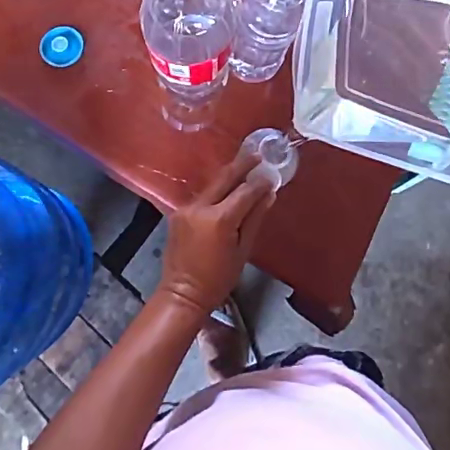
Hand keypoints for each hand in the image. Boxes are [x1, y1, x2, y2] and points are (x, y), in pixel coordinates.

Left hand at [156, 152, 278, 316]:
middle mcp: (200, 207)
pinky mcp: (178, 212)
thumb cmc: (218, 278)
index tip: (271, 175)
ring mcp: (186, 208)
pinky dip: (215, 192)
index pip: (244, 192)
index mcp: (220, 219)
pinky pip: (201, 197)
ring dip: (228, 177)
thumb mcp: (243, 250)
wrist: (183, 293)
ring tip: (244, 169)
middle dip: (241, 165)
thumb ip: (254, 218)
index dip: (259, 182)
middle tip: (256, 156)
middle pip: (224, 178)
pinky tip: (225, 191)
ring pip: (211, 186)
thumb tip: (269, 194)